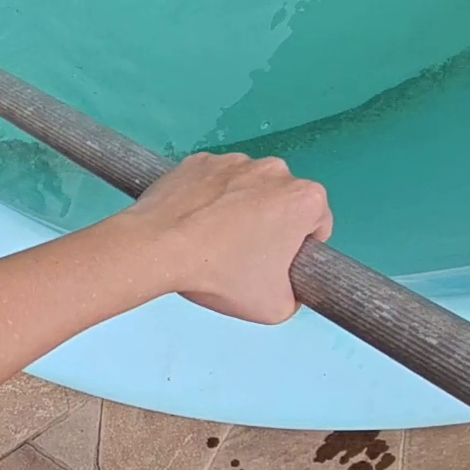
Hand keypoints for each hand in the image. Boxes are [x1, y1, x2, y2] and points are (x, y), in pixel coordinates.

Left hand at [121, 152, 332, 324]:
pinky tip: (187, 221)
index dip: (295, 249)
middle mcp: (273, 170)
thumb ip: (293, 298)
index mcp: (306, 198)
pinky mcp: (194, 162)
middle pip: (278, 203)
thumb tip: (287, 293)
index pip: (315, 225)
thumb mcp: (273, 307)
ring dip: (232, 208)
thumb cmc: (215, 274)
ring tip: (207, 239)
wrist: (155, 249)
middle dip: (264, 225)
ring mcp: (231, 162)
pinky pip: (207, 182)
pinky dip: (201, 197)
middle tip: (236, 254)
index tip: (271, 262)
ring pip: (241, 189)